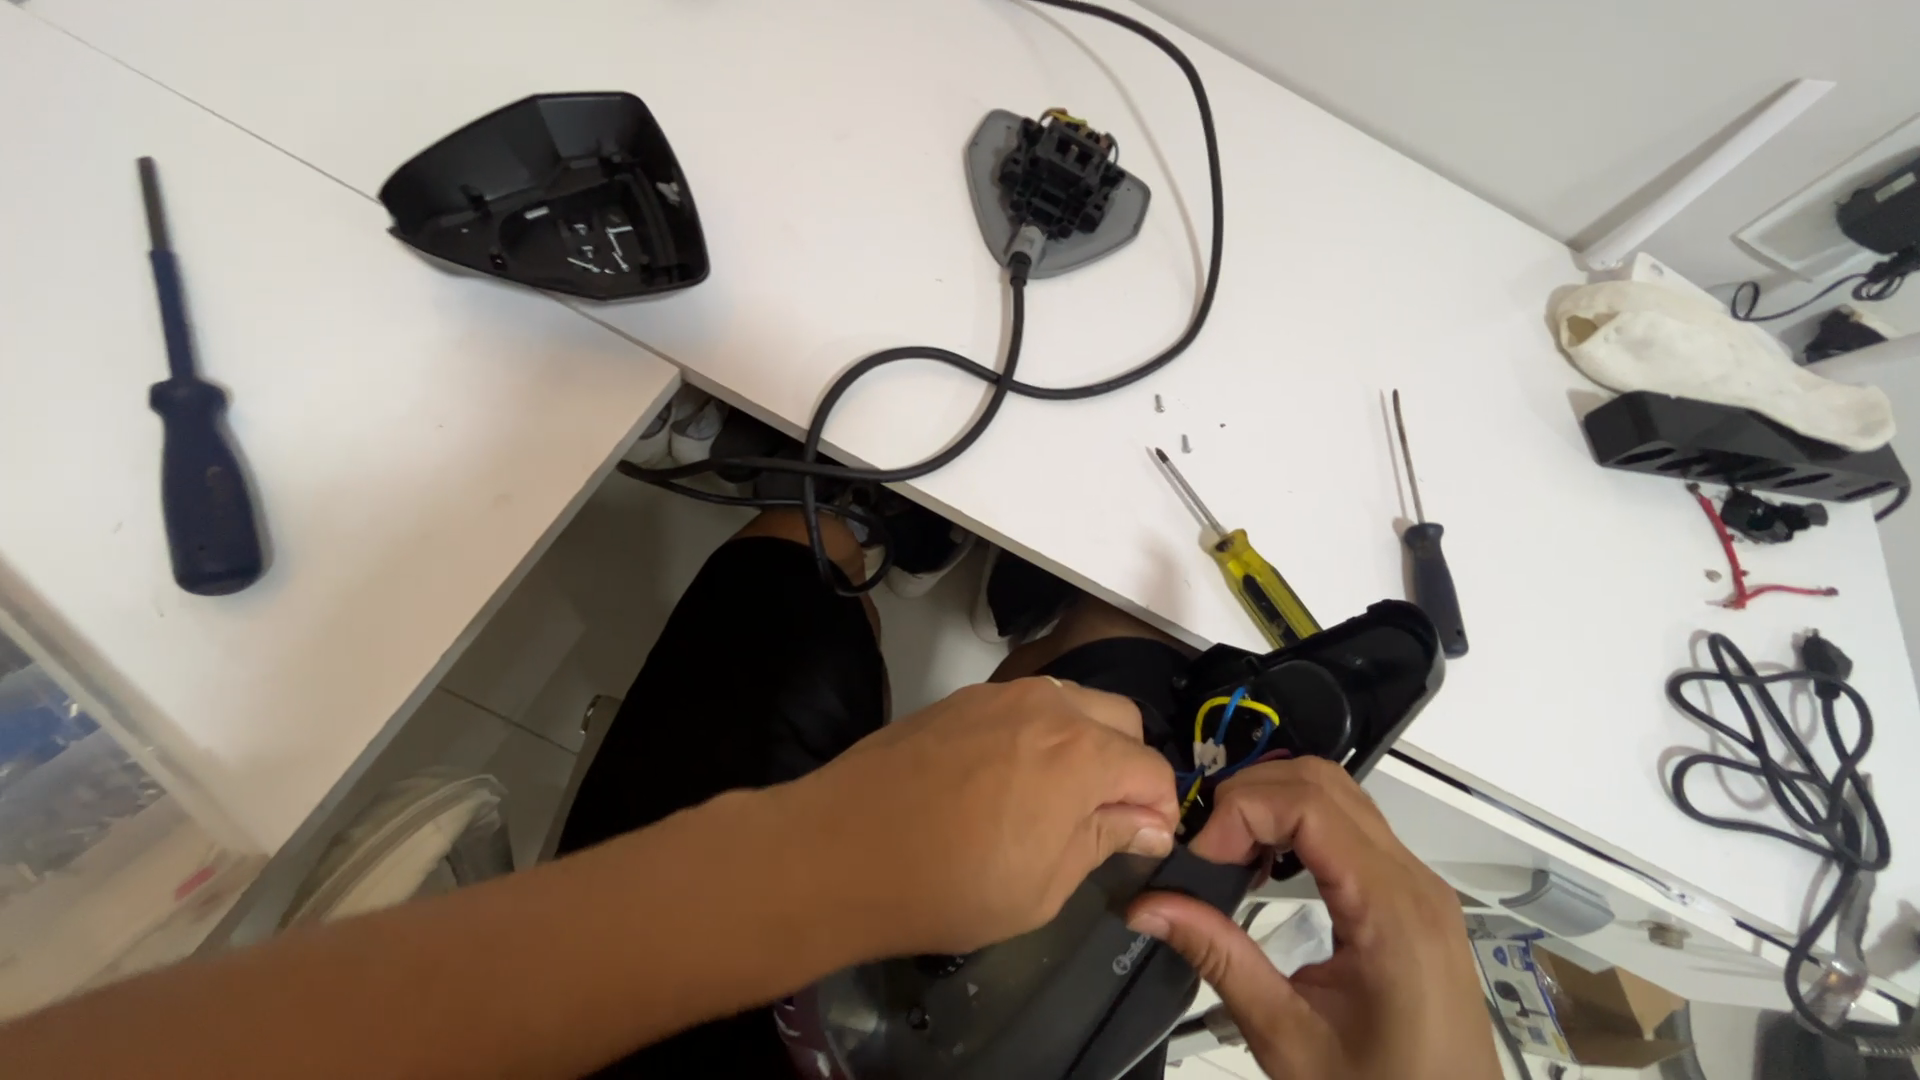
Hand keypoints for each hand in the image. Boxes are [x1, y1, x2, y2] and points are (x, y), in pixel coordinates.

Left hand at [773, 677, 1178, 957]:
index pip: (1153, 769)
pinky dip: (1038, 732)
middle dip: (1128, 764)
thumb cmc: (951, 884)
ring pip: (1072, 701)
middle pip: (1122, 718)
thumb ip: (1103, 840)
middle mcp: (1048, 705)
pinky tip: (1007, 776)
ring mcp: (1000, 694)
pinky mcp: (962, 698)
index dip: (1159, 810)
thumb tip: (1148, 822)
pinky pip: (1024, 704)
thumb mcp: (1044, 887)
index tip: (1142, 842)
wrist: (842, 847)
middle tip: (1103, 816)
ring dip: (1084, 741)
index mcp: (1081, 752)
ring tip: (1055, 795)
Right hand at [1126, 759, 1499, 1079]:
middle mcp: (1412, 879)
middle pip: (1320, 781)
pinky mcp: (1408, 891)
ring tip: (1229, 851)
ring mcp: (1416, 881)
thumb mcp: (1289, 1039)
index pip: (1308, 804)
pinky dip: (1293, 818)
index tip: (1199, 855)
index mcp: (1391, 910)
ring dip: (1269, 801)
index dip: (1241, 810)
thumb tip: (1144, 904)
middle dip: (1248, 796)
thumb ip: (1219, 959)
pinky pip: (1347, 820)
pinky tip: (1264, 861)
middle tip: (1206, 848)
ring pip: (1335, 790)